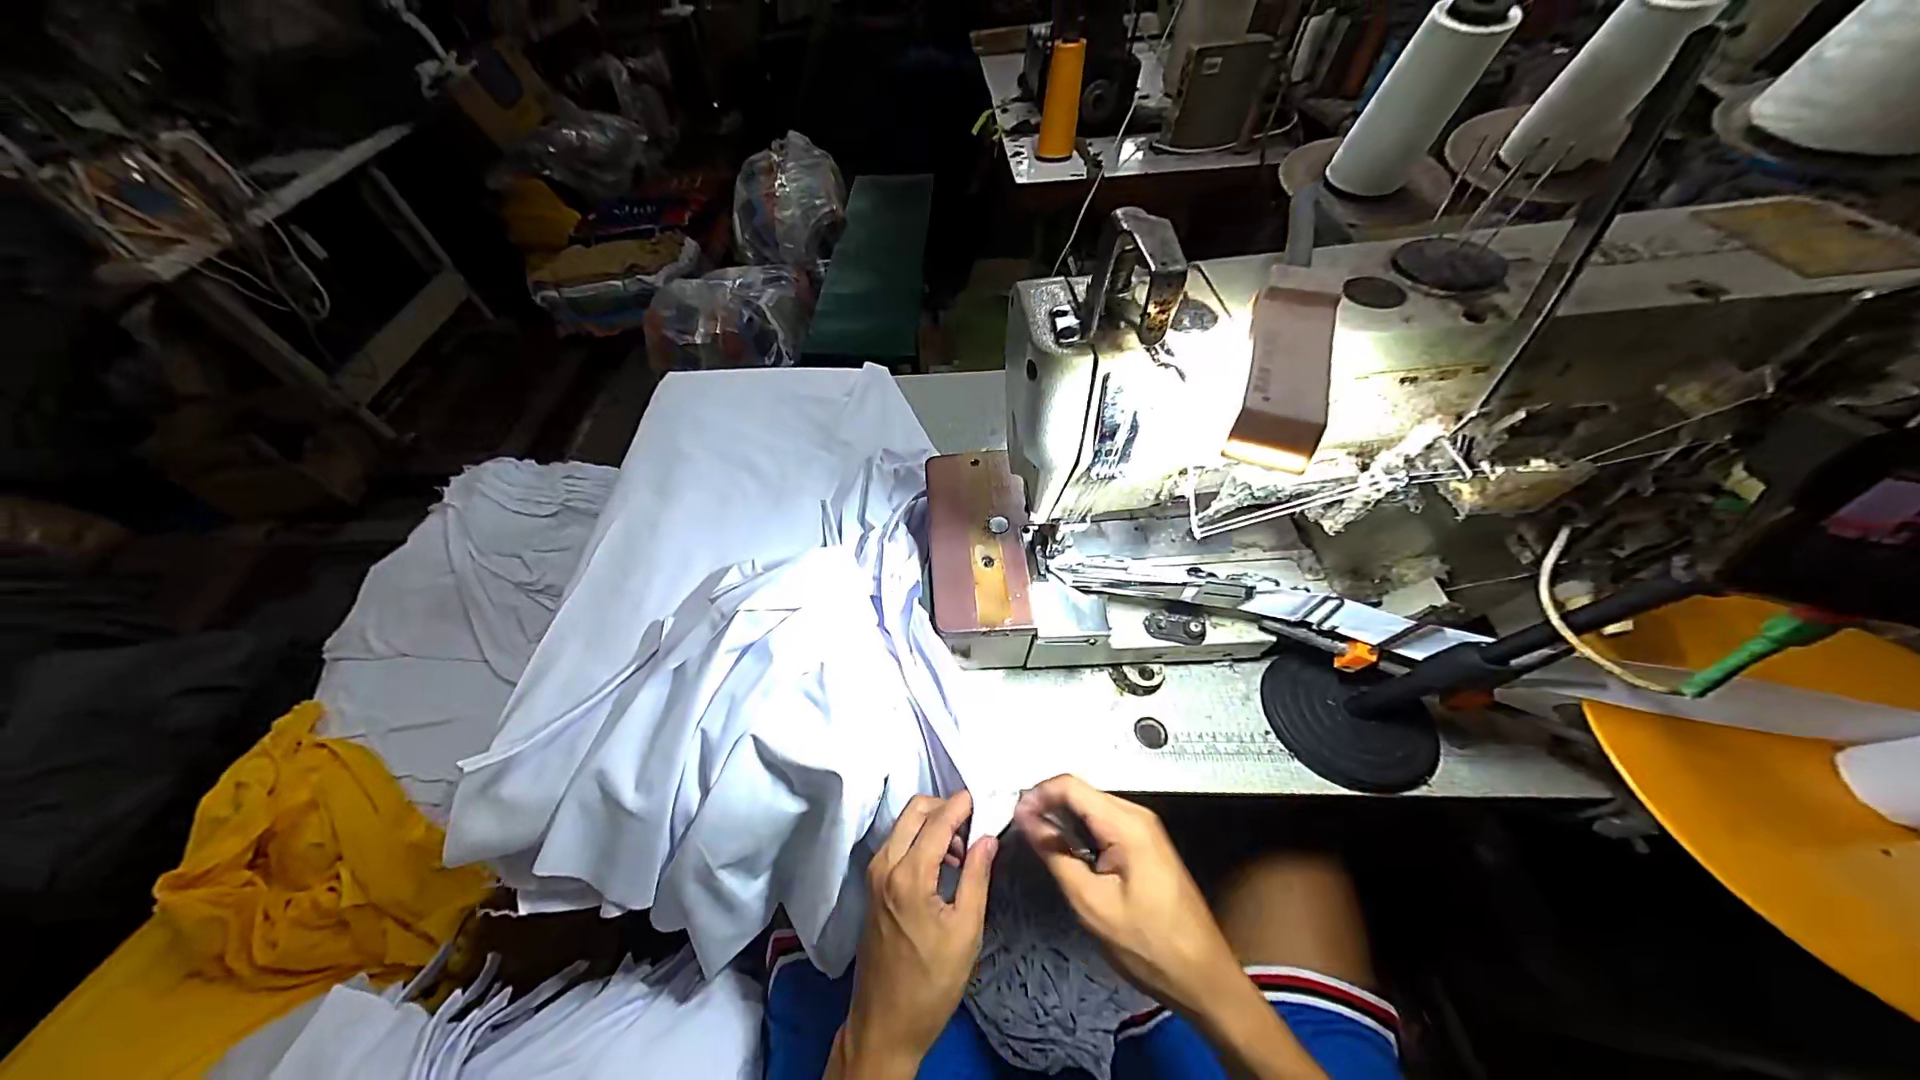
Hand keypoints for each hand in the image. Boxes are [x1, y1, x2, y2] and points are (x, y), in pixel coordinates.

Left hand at [833, 791, 997, 1079]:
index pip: (937, 821)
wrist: (885, 1023)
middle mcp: (885, 865)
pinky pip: (897, 843)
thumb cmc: (931, 983)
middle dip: (945, 808)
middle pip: (914, 810)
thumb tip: (987, 837)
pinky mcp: (872, 885)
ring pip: (904, 824)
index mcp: (908, 876)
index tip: (984, 798)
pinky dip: (920, 839)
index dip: (962, 805)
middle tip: (973, 826)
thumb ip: (976, 876)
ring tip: (962, 851)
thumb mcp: (966, 931)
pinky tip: (942, 864)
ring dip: (932, 824)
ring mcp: (874, 874)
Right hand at [1013, 775, 1243, 1018]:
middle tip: (1023, 832)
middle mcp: (1137, 816)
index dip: (1037, 795)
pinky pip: (1104, 824)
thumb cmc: (1149, 944)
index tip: (1015, 816)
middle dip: (1048, 806)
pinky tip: (1068, 853)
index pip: (1070, 786)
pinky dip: (1080, 832)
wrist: (1202, 977)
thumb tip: (1028, 819)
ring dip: (1062, 820)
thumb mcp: (1091, 902)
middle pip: (1081, 793)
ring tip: (1040, 844)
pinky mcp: (1145, 844)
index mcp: (1127, 824)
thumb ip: (1055, 854)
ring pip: (1091, 807)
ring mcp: (1144, 829)